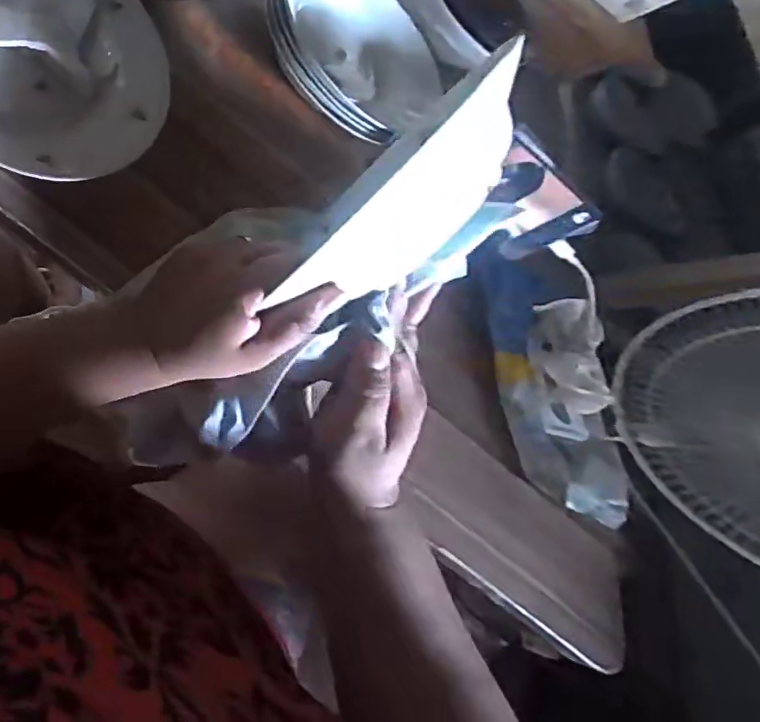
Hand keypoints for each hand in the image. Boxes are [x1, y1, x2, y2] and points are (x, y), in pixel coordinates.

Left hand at [118, 238, 341, 383]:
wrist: (143, 339)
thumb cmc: (200, 355)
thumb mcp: (253, 355)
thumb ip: (294, 324)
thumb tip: (333, 294)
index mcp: (244, 286)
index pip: (297, 260)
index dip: (316, 268)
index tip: (329, 280)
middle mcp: (225, 258)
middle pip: (276, 247)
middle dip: (294, 264)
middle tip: (297, 288)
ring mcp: (204, 249)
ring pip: (254, 244)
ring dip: (266, 259)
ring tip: (266, 284)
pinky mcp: (190, 248)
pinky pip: (228, 245)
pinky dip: (240, 257)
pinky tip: (236, 278)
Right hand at [309, 286, 436, 509]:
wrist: (356, 498)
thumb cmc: (351, 464)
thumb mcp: (356, 428)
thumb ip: (367, 387)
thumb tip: (373, 341)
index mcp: (403, 387)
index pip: (400, 334)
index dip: (395, 303)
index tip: (393, 270)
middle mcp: (405, 381)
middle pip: (407, 331)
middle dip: (407, 297)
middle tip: (408, 260)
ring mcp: (392, 386)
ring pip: (395, 337)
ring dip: (395, 307)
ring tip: (393, 275)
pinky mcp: (374, 389)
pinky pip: (377, 348)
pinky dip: (376, 325)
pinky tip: (365, 314)